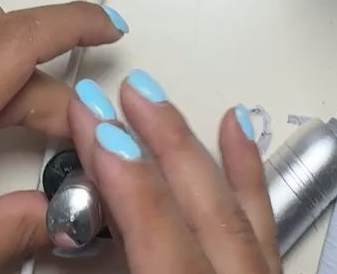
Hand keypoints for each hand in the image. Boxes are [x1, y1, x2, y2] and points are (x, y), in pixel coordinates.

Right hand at [67, 70, 277, 272]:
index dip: (128, 177)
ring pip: (234, 203)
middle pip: (203, 203)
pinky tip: (234, 127)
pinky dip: (247, 171)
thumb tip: (71, 238)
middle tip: (115, 98)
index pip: (163, 233)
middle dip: (158, 142)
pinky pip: (264, 220)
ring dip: (193, 145)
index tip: (98, 128)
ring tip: (156, 98)